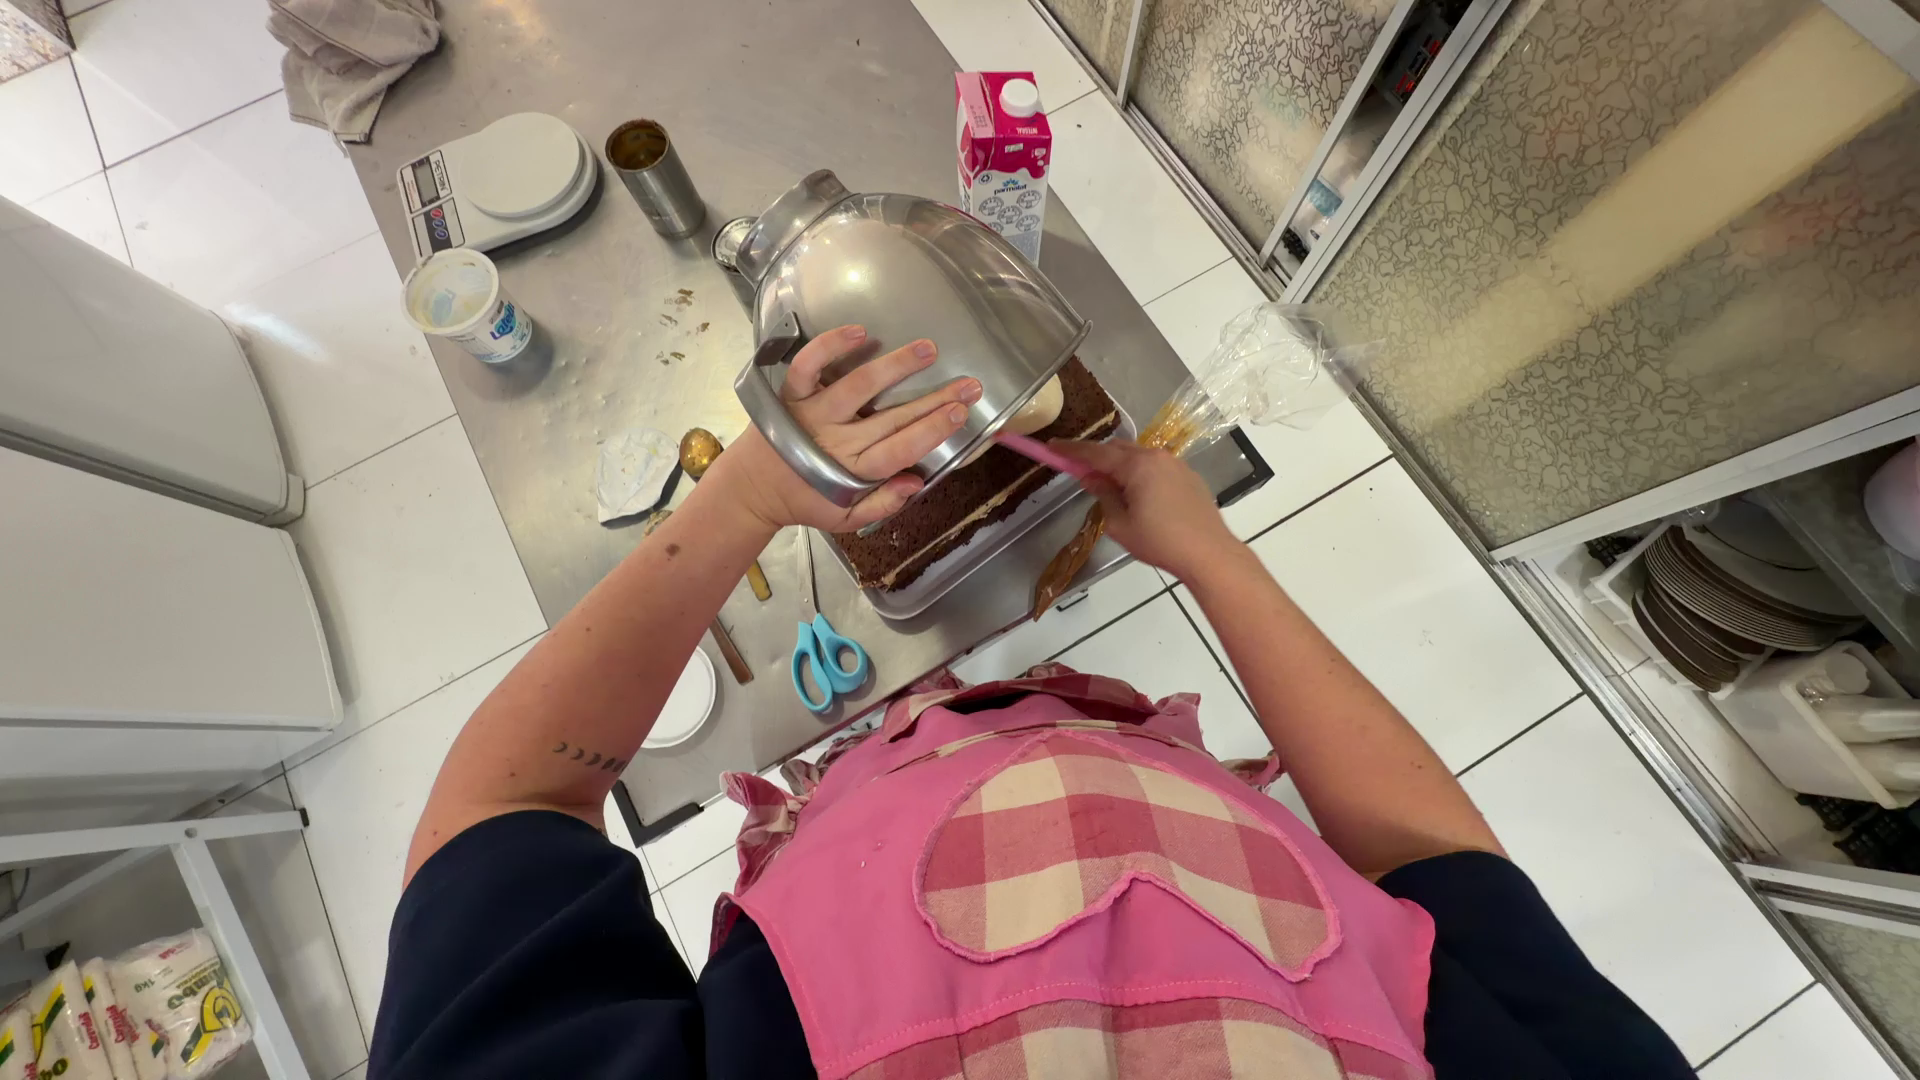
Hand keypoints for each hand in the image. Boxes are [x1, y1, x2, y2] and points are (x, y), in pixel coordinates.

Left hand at [708, 325, 981, 531]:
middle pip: (891, 417)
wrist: (751, 488)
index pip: (899, 449)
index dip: (931, 431)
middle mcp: (834, 440)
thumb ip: (882, 505)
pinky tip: (862, 331)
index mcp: (851, 472)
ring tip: (928, 349)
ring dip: (895, 365)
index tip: (960, 414)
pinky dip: (830, 346)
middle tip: (969, 384)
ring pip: (858, 385)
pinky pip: (808, 365)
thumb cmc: (806, 501)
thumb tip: (916, 482)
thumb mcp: (845, 520)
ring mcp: (812, 413)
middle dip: (934, 399)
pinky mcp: (791, 394)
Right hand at [1049, 438, 1241, 579]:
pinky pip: (1156, 466)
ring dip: (1120, 467)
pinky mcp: (1188, 476)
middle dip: (1097, 458)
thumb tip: (1091, 479)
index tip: (1051, 446)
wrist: (1209, 553)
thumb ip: (1103, 496)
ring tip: (1111, 490)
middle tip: (1082, 475)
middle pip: (1118, 449)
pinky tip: (1139, 496)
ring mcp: (1176, 464)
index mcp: (1137, 466)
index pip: (1095, 453)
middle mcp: (1157, 456)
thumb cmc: (1160, 542)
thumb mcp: (1119, 524)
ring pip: (1138, 457)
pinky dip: (1140, 473)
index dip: (1070, 450)